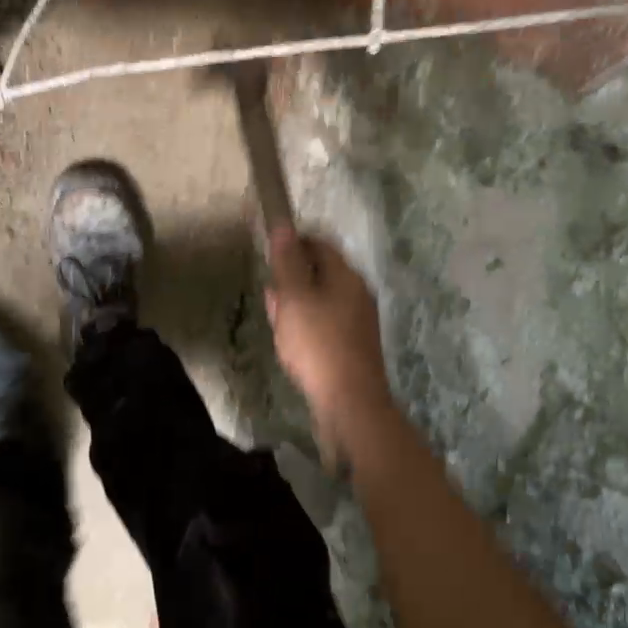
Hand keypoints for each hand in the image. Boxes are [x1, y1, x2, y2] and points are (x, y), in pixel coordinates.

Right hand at [266, 228, 391, 432]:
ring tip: (278, 324)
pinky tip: (293, 344)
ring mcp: (359, 320)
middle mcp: (357, 292)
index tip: (269, 256)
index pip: (318, 243)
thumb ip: (287, 261)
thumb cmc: (317, 344)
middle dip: (291, 279)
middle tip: (271, 297)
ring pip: (321, 299)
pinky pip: (326, 322)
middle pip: (320, 272)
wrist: (350, 402)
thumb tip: (283, 225)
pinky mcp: (355, 344)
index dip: (292, 243)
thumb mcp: (294, 298)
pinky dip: (307, 325)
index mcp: (345, 275)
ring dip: (296, 304)